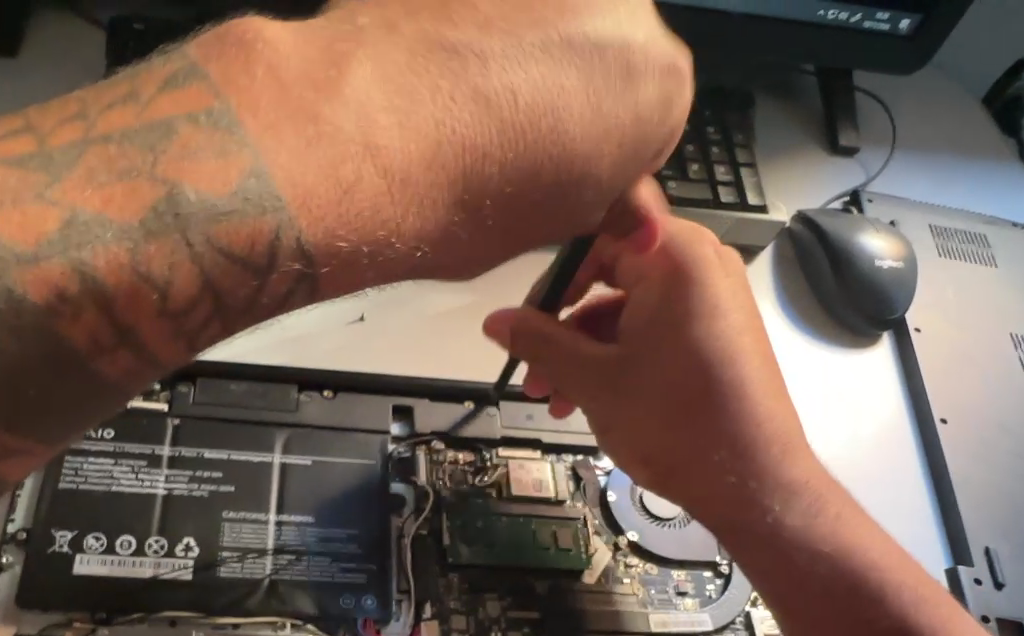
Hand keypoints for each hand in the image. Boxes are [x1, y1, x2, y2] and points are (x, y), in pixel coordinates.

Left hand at [205, 1, 693, 283]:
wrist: (365, 145)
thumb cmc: (458, 197)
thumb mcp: (549, 227)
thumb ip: (597, 199)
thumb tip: (612, 200)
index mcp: (659, 83)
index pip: (651, 128)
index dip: (605, 165)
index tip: (569, 187)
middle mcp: (616, 6)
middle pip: (604, 62)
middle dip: (569, 104)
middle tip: (514, 155)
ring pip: (546, 28)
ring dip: (519, 67)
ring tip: (464, 122)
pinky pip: (485, 13)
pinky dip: (470, 37)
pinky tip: (436, 84)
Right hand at [481, 183, 831, 536]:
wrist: (751, 480)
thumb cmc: (673, 422)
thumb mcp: (592, 379)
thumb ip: (538, 342)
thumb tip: (494, 321)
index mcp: (673, 257)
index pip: (594, 237)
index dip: (552, 281)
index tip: (525, 323)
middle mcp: (700, 265)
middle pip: (609, 276)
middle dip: (563, 328)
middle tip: (533, 373)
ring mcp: (713, 300)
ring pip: (626, 311)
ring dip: (583, 352)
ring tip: (555, 400)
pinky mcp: (718, 334)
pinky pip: (653, 330)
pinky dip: (617, 359)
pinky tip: (589, 401)